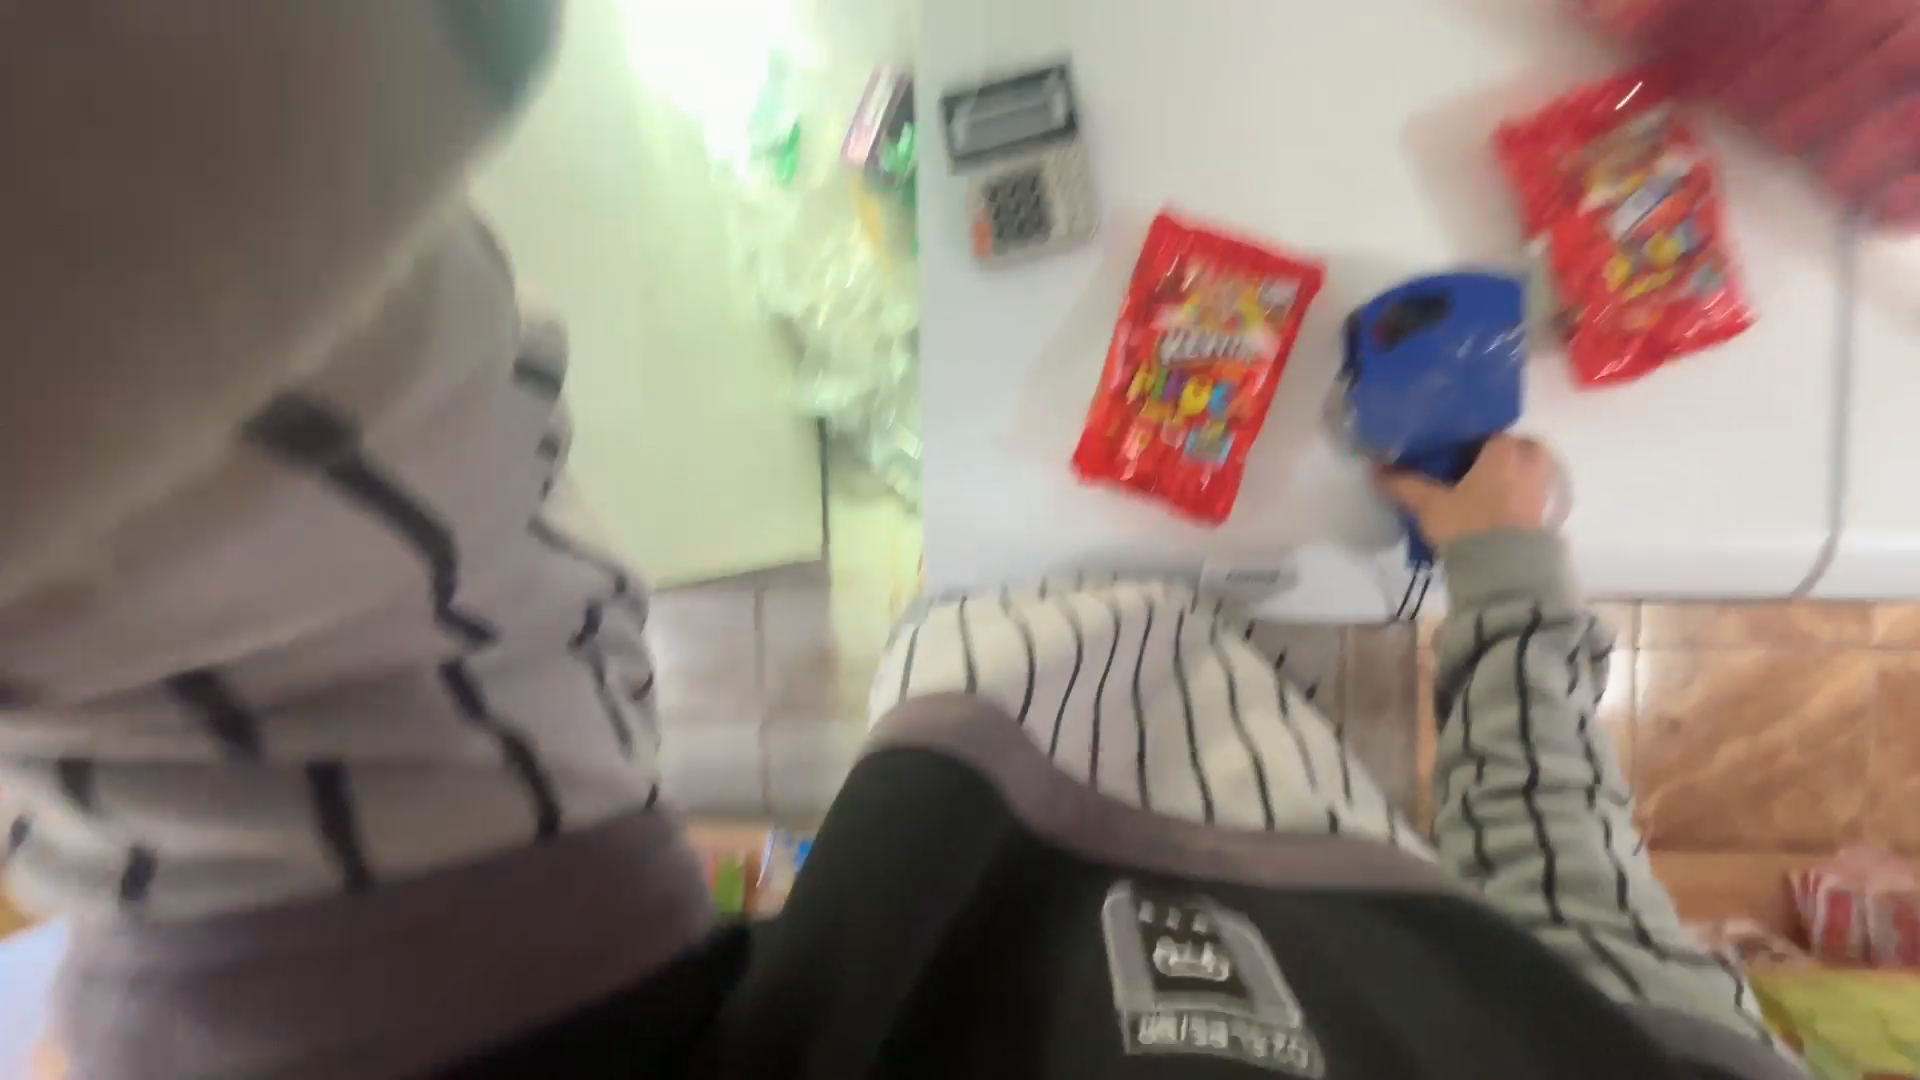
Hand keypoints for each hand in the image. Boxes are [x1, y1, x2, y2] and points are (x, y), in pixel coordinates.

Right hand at [1371, 435, 1556, 548]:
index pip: (1491, 431)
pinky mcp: (1544, 515)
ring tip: (1481, 487)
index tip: (1451, 447)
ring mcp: (1541, 490)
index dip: (1470, 436)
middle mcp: (1530, 466)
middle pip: (1521, 447)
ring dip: (1511, 473)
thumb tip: (1375, 469)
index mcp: (1503, 453)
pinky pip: (1530, 493)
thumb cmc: (1466, 524)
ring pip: (1530, 470)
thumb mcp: (1427, 504)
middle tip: (1474, 463)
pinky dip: (1516, 494)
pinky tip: (1492, 508)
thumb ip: (1403, 484)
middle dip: (1501, 451)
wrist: (1504, 570)